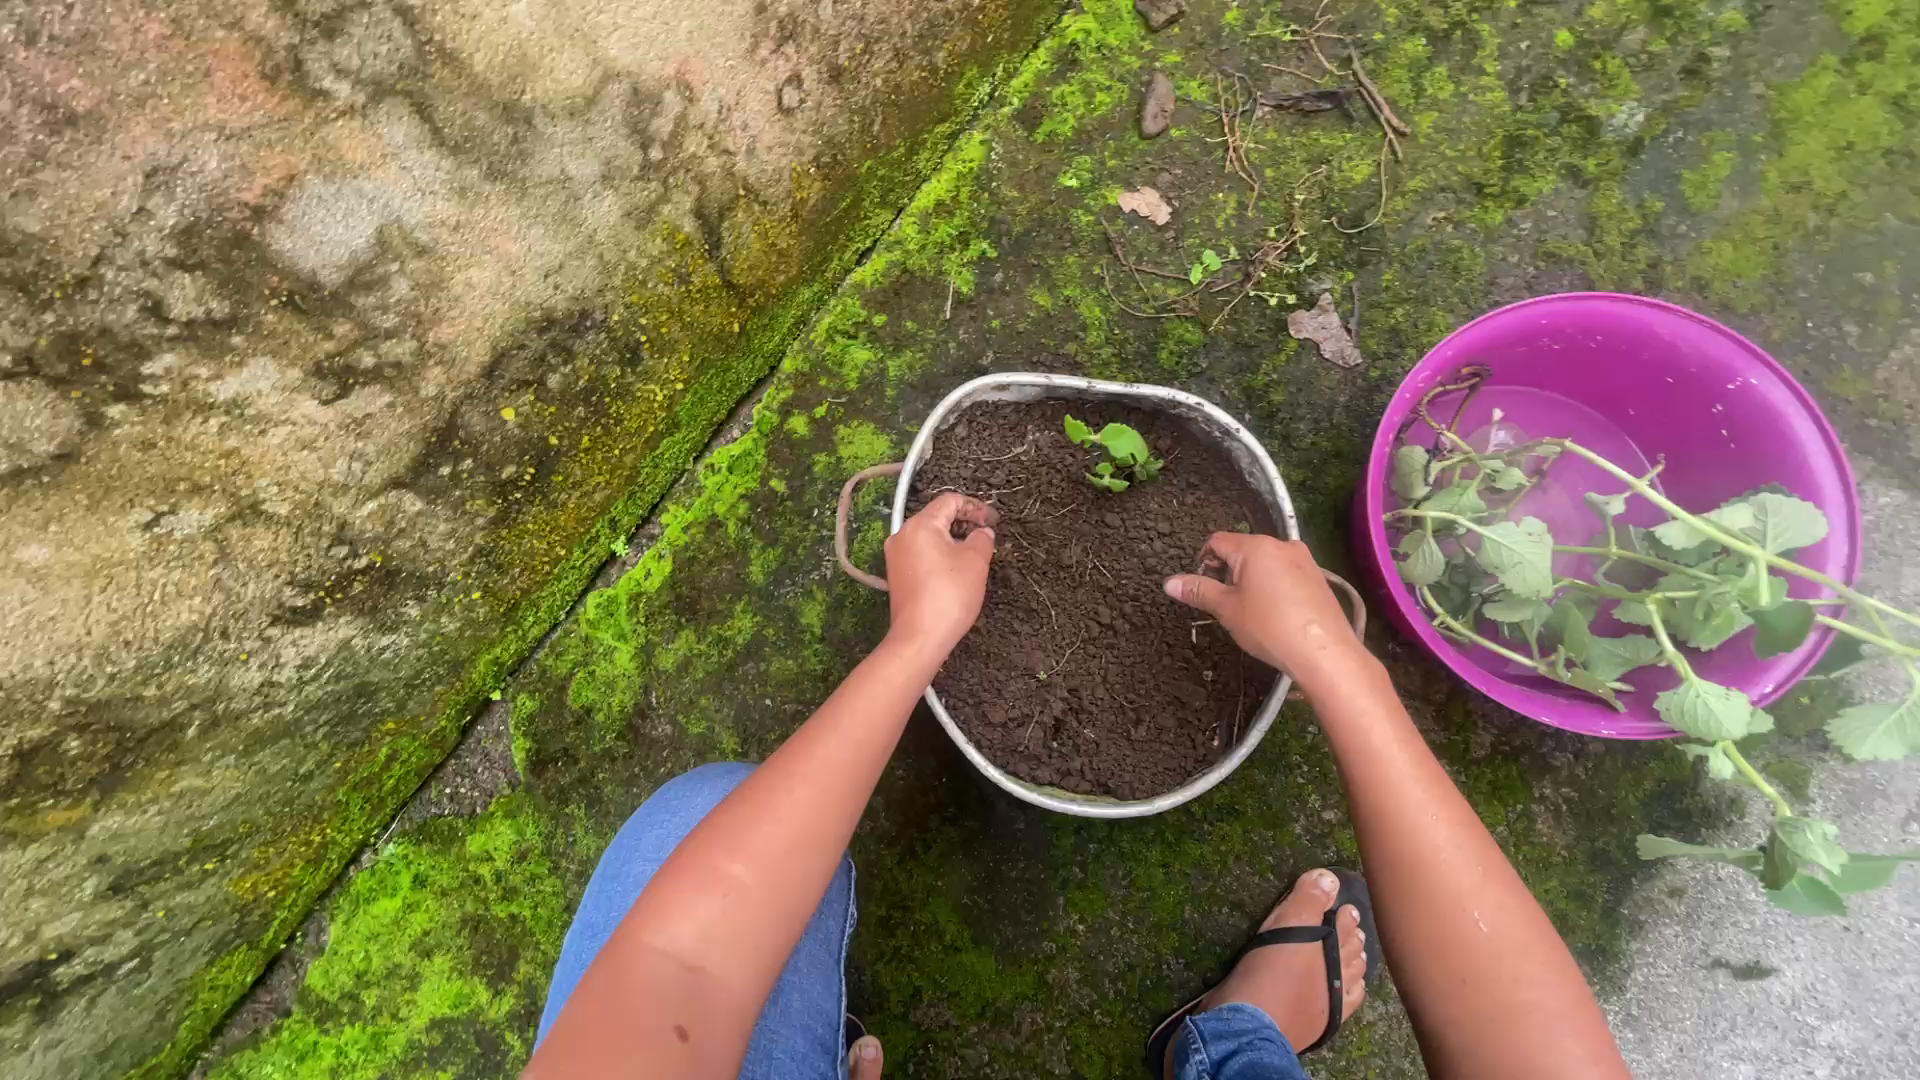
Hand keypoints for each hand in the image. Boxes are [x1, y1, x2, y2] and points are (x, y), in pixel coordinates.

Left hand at [883, 492, 997, 658]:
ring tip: (974, 555)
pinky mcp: (896, 575)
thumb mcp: (976, 562)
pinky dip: (939, 555)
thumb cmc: (949, 595)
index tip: (992, 521)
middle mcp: (902, 535)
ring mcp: (896, 556)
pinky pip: (921, 555)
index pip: (950, 501)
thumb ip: (982, 539)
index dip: (975, 507)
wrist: (920, 636)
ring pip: (929, 537)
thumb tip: (982, 532)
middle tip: (986, 537)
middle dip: (964, 524)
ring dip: (952, 541)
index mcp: (920, 525)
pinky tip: (955, 571)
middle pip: (937, 518)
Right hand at [1163, 532, 1364, 689]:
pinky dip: (1273, 588)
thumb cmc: (1270, 627)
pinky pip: (1285, 574)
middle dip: (1229, 573)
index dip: (1204, 563)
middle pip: (1242, 550)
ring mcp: (1304, 560)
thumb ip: (1198, 590)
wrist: (1324, 652)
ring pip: (1265, 563)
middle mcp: (1282, 545)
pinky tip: (1276, 615)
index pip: (1217, 542)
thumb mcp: (1227, 609)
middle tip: (1228, 605)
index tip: (1205, 589)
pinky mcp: (1318, 578)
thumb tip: (1169, 582)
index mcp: (1256, 547)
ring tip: (1252, 613)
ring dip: (1251, 581)